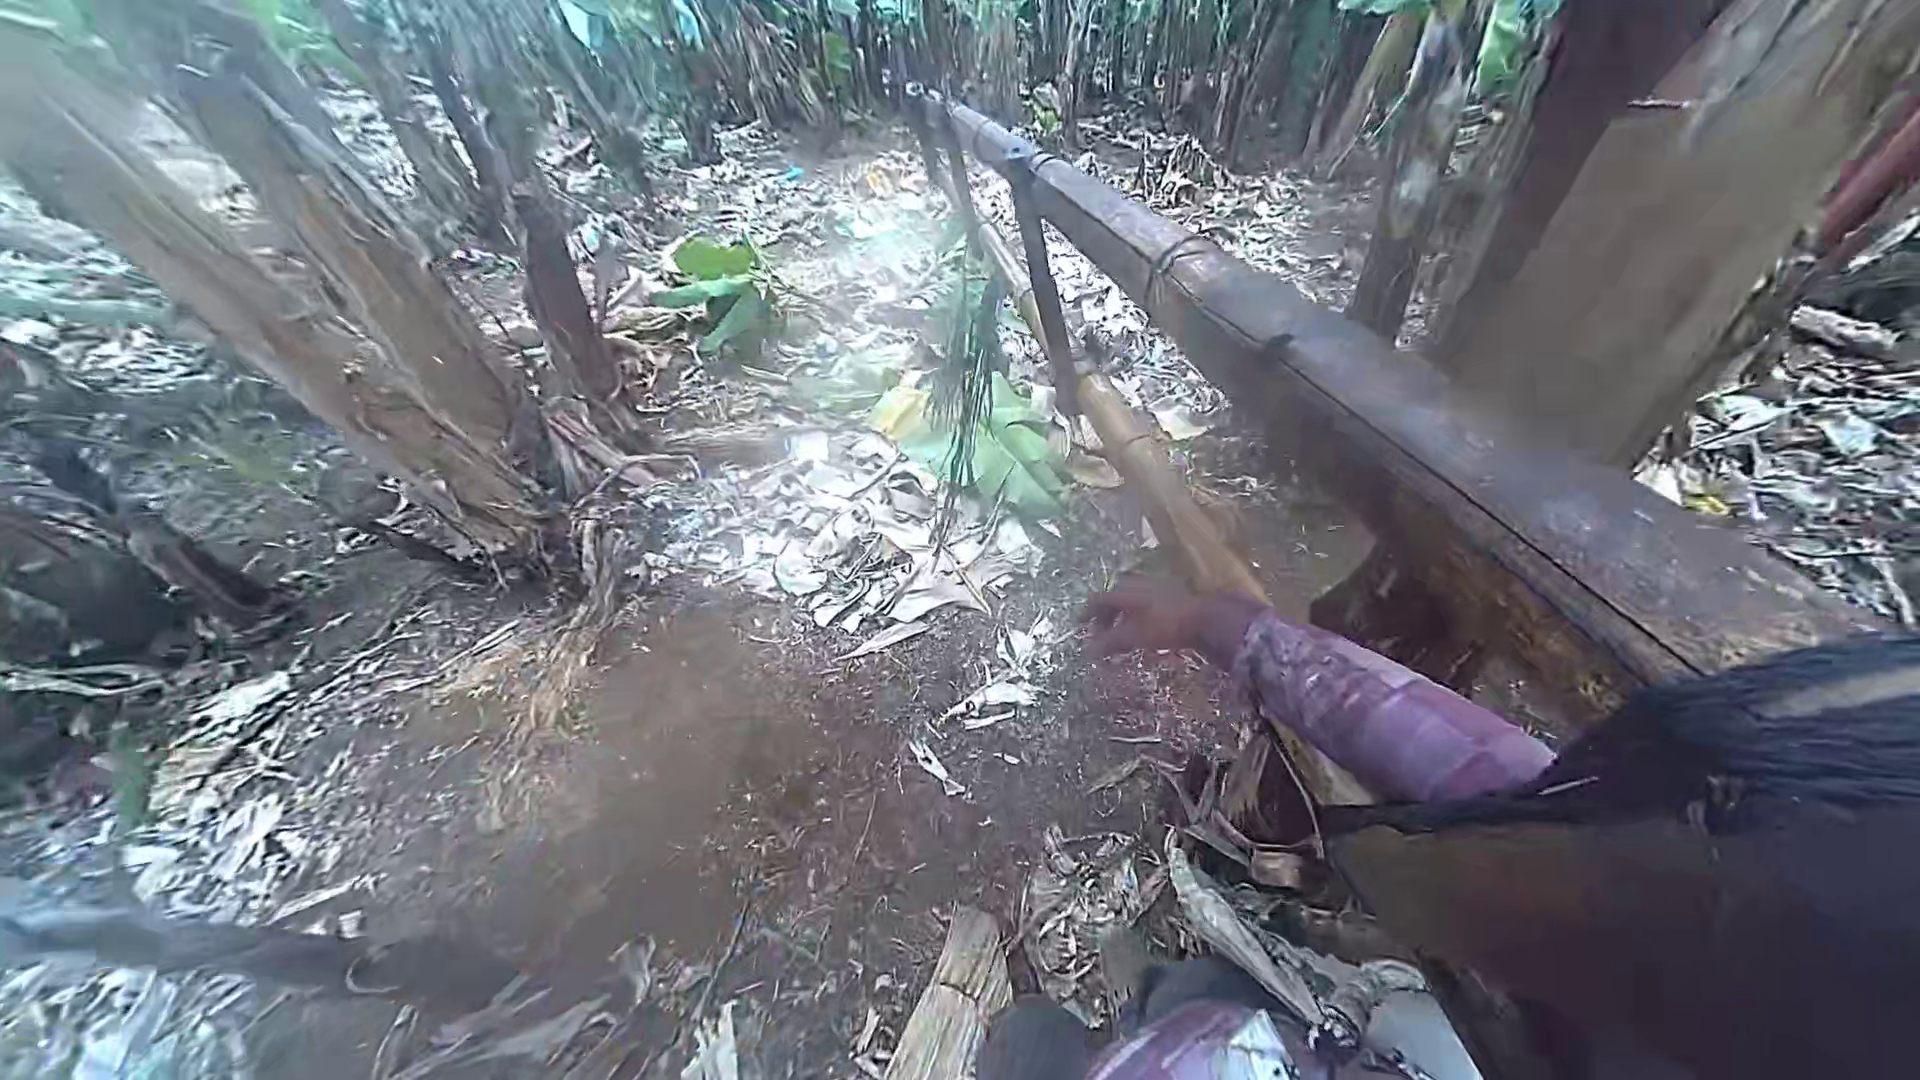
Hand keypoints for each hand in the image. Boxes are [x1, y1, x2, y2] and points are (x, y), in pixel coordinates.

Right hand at [1080, 583, 1200, 656]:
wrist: (1206, 617)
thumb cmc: (1165, 625)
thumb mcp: (1134, 635)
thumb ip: (1110, 642)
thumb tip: (1088, 651)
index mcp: (1126, 591)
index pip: (1099, 599)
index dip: (1088, 612)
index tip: (1080, 624)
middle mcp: (1139, 585)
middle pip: (1115, 597)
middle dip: (1106, 613)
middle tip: (1101, 629)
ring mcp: (1157, 588)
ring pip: (1132, 600)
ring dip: (1123, 616)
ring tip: (1122, 632)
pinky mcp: (1172, 596)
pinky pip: (1147, 604)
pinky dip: (1139, 616)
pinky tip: (1145, 630)